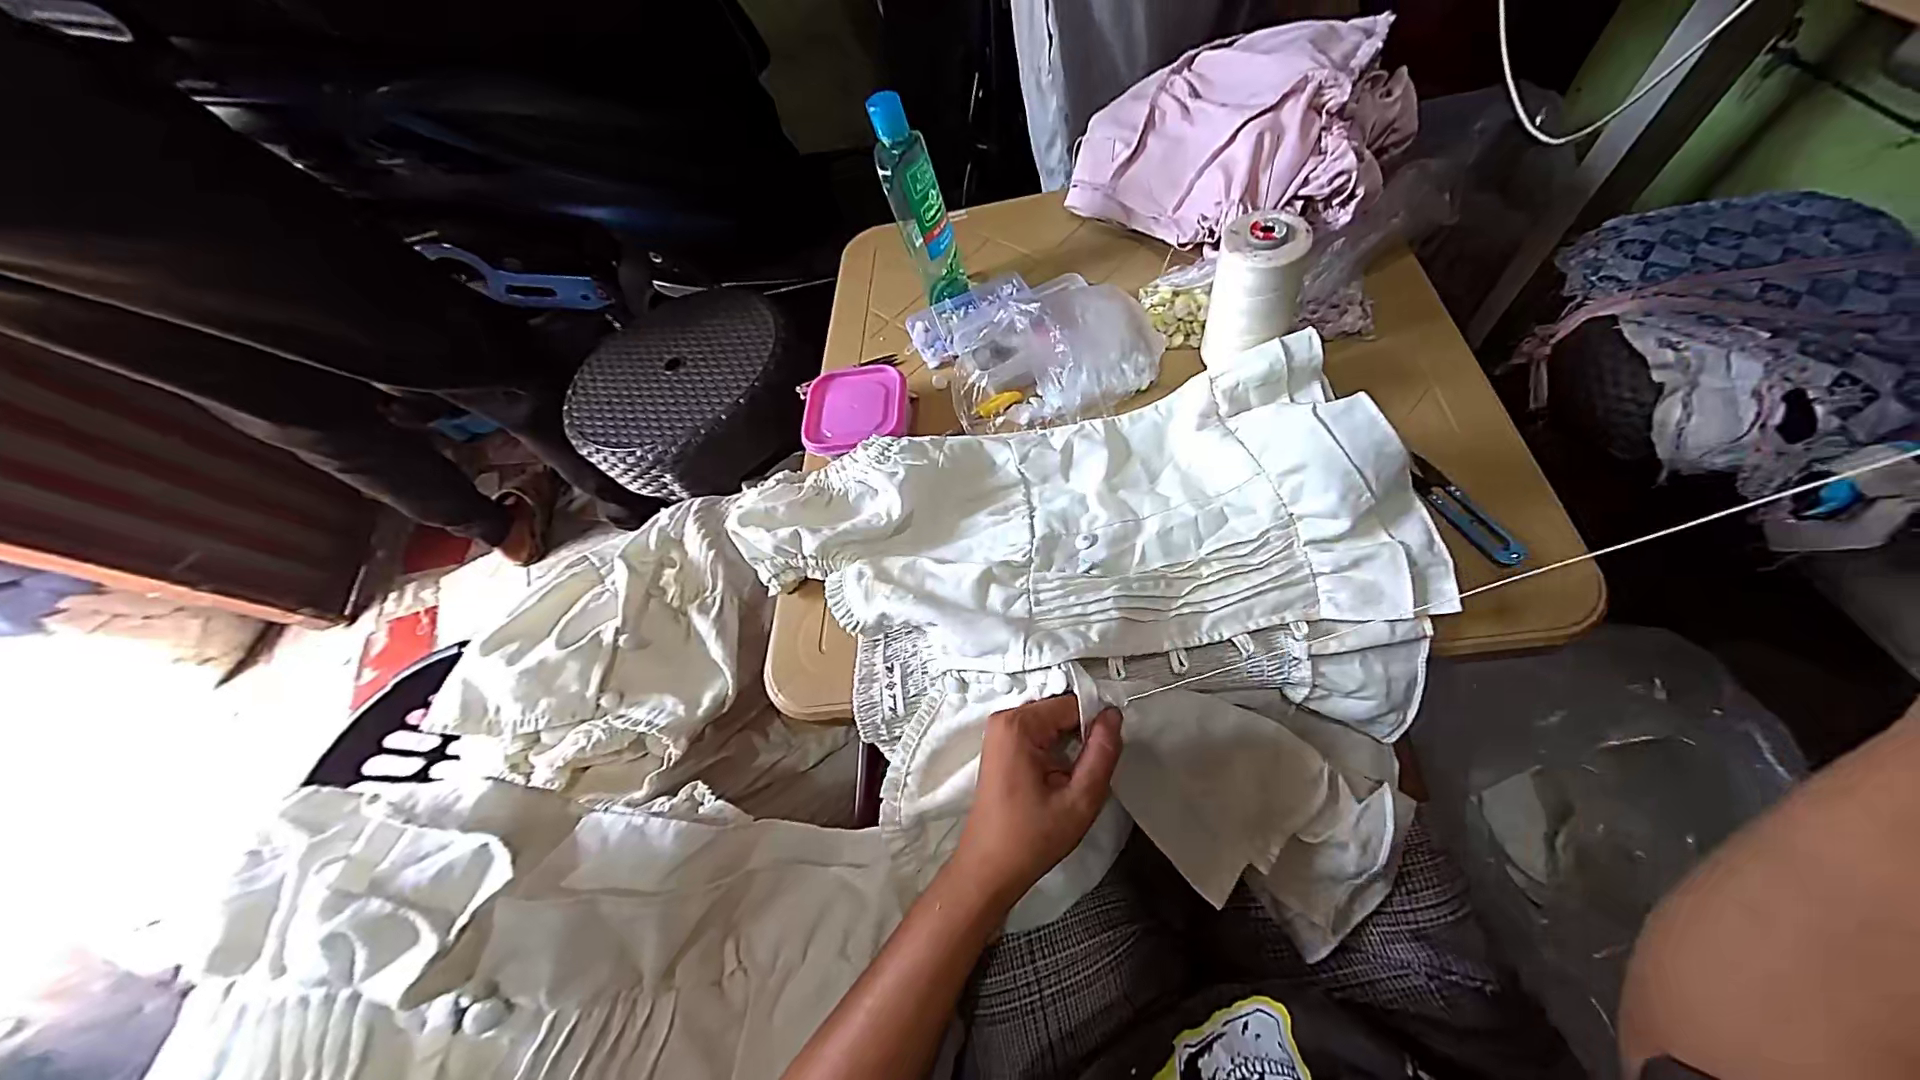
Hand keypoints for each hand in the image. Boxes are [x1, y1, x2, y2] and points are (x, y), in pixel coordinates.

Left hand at [951, 695, 1122, 903]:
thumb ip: (1102, 753)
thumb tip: (1113, 717)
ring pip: (1052, 723)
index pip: (1072, 703)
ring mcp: (1000, 732)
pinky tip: (1057, 780)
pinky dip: (1055, 752)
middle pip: (1060, 710)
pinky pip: (1039, 735)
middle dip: (1081, 736)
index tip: (1103, 756)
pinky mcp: (1002, 746)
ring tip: (1069, 781)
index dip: (1096, 727)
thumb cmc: (1029, 839)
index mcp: (1017, 725)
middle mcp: (1004, 720)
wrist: (990, 867)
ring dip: (1069, 746)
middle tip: (1084, 774)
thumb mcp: (1079, 799)